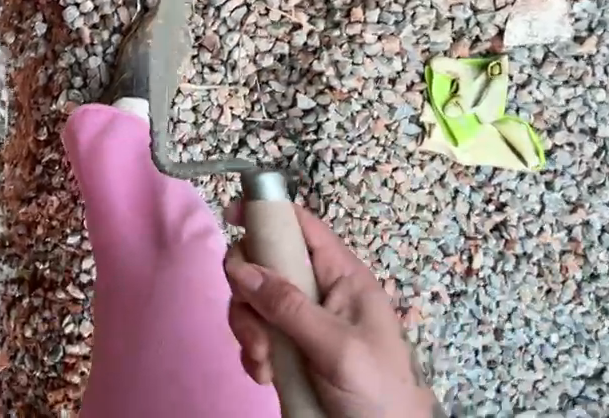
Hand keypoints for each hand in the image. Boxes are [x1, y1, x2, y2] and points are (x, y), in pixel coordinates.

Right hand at [224, 206, 437, 417]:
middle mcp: (318, 291)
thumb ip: (288, 306)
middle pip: (264, 260)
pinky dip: (251, 351)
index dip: (266, 211)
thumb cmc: (378, 396)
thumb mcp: (338, 349)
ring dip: (248, 326)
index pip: (300, 225)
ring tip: (263, 360)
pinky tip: (264, 375)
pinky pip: (254, 332)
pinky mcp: (289, 349)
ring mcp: (302, 320)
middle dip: (248, 288)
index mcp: (342, 277)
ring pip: (253, 297)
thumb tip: (238, 266)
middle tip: (253, 321)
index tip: (230, 216)